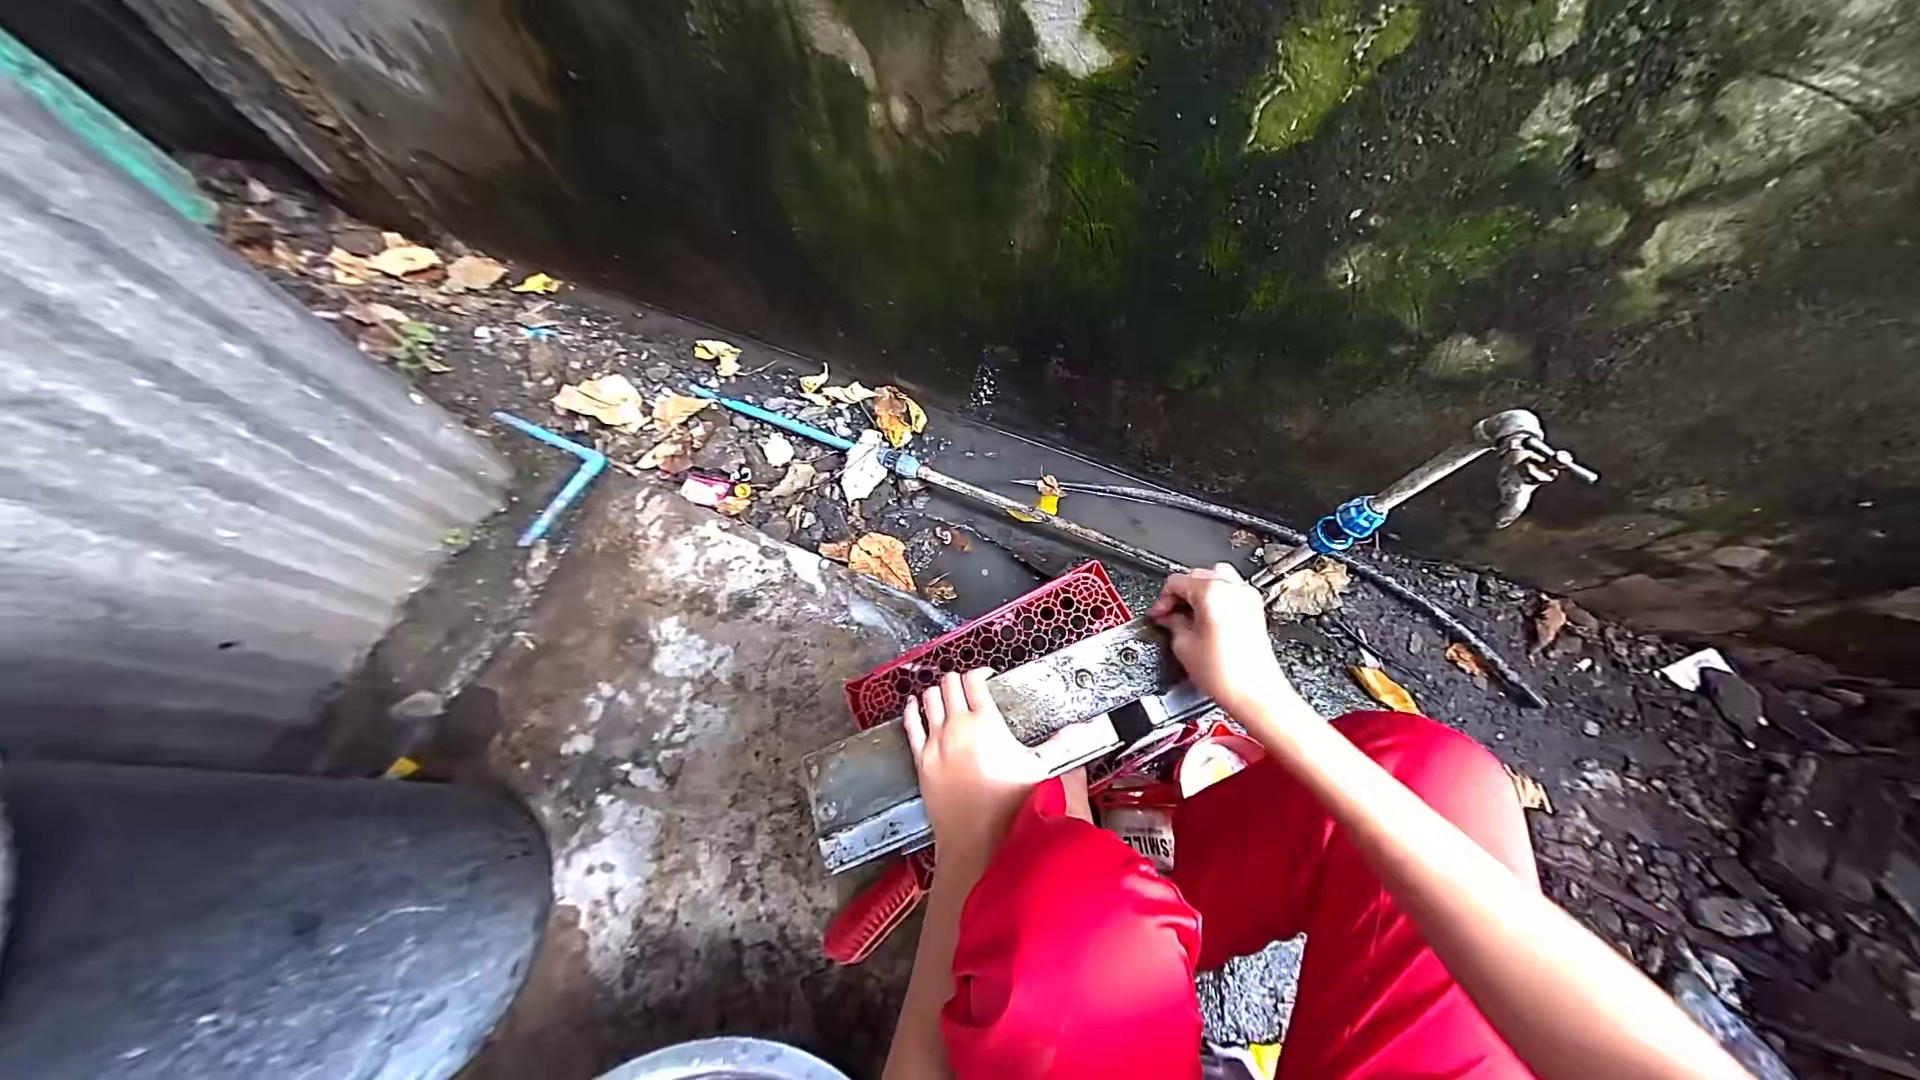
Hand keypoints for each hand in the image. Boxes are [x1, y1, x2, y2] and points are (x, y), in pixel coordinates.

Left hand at [903, 669, 1044, 870]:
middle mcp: (957, 726)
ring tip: (946, 691)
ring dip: (938, 690)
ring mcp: (936, 741)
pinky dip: (912, 708)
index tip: (987, 677)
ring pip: (930, 697)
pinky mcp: (921, 758)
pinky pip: (911, 722)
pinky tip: (915, 704)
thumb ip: (1062, 744)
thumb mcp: (1039, 769)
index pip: (974, 679)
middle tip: (968, 685)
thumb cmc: (1007, 807)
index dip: (981, 673)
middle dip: (959, 679)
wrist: (975, 840)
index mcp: (984, 722)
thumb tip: (1084, 730)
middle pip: (950, 683)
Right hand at [1148, 563, 1291, 716]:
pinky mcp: (1255, 611)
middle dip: (1180, 594)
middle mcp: (1232, 589)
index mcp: (1210, 591)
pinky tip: (1206, 620)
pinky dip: (1217, 599)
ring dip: (1199, 592)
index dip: (1162, 599)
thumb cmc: (1226, 673)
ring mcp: (1247, 598)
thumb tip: (1169, 618)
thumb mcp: (1183, 646)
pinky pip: (1231, 592)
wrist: (1255, 693)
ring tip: (1188, 615)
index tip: (1158, 613)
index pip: (1176, 582)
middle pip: (1196, 576)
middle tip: (1168, 615)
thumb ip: (1172, 623)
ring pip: (1216, 579)